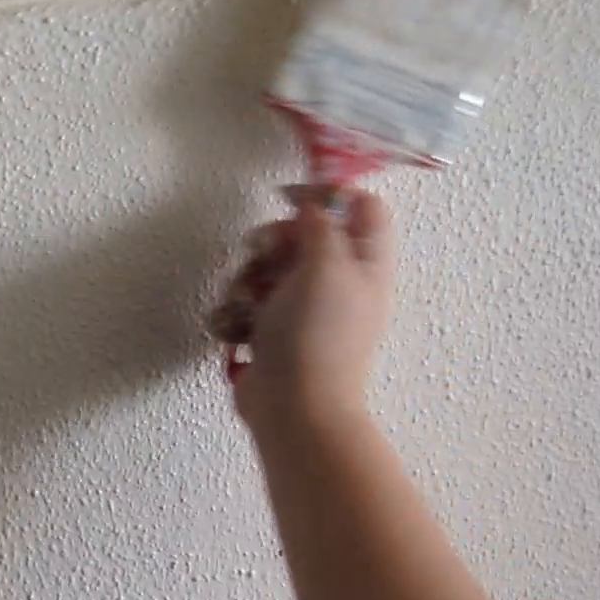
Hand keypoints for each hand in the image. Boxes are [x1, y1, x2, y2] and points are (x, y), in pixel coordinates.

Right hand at [209, 186, 394, 431]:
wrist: (293, 406)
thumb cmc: (315, 334)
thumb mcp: (326, 266)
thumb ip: (321, 224)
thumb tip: (313, 203)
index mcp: (364, 264)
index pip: (360, 207)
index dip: (326, 193)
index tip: (285, 196)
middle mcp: (335, 282)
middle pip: (299, 236)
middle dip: (270, 242)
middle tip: (260, 255)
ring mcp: (299, 309)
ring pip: (263, 270)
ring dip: (244, 282)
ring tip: (246, 307)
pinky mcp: (268, 332)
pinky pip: (244, 305)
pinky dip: (235, 314)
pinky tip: (236, 330)